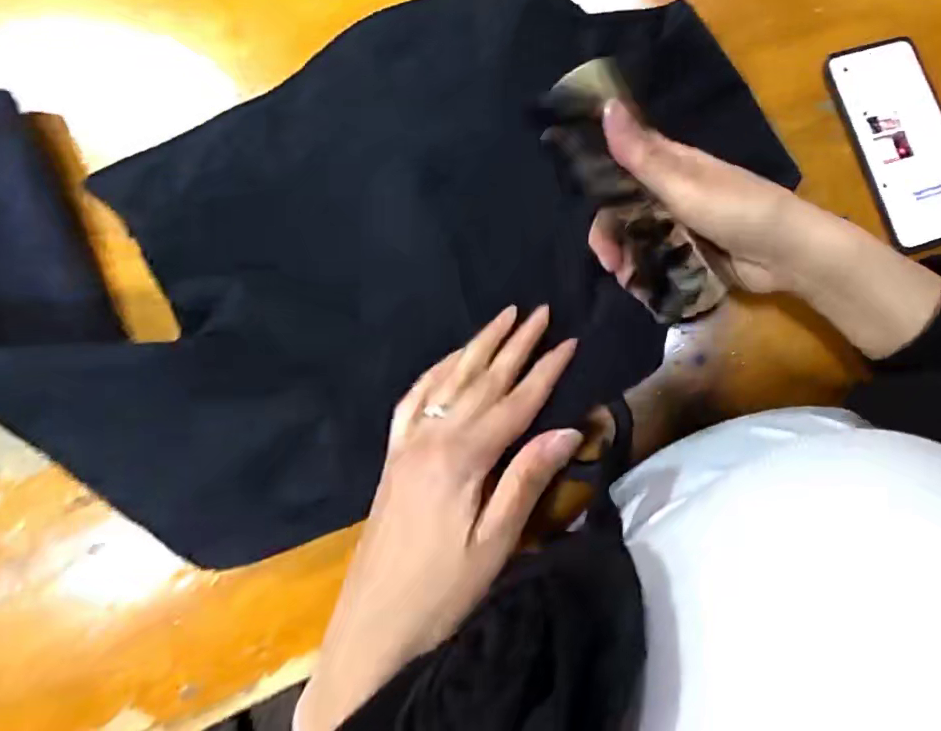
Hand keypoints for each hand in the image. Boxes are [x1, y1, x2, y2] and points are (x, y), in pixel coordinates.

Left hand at [298, 306, 583, 730]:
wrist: (371, 631)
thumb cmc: (443, 591)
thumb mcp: (496, 543)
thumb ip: (528, 478)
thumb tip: (570, 428)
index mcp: (463, 458)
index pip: (517, 401)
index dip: (546, 370)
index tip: (570, 339)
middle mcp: (432, 439)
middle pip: (483, 379)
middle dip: (515, 343)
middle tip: (539, 310)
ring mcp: (407, 445)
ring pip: (449, 379)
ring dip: (478, 345)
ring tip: (502, 317)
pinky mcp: (393, 457)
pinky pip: (414, 399)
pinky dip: (436, 371)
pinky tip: (449, 360)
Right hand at [587, 100, 826, 293]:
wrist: (785, 252)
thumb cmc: (734, 209)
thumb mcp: (682, 182)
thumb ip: (641, 153)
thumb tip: (606, 103)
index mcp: (671, 165)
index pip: (621, 165)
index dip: (599, 185)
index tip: (587, 213)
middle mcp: (673, 192)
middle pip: (627, 209)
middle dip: (611, 234)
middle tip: (609, 261)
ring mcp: (684, 225)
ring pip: (640, 237)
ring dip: (627, 257)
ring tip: (627, 279)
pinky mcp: (694, 253)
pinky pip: (660, 260)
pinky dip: (647, 272)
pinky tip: (643, 287)